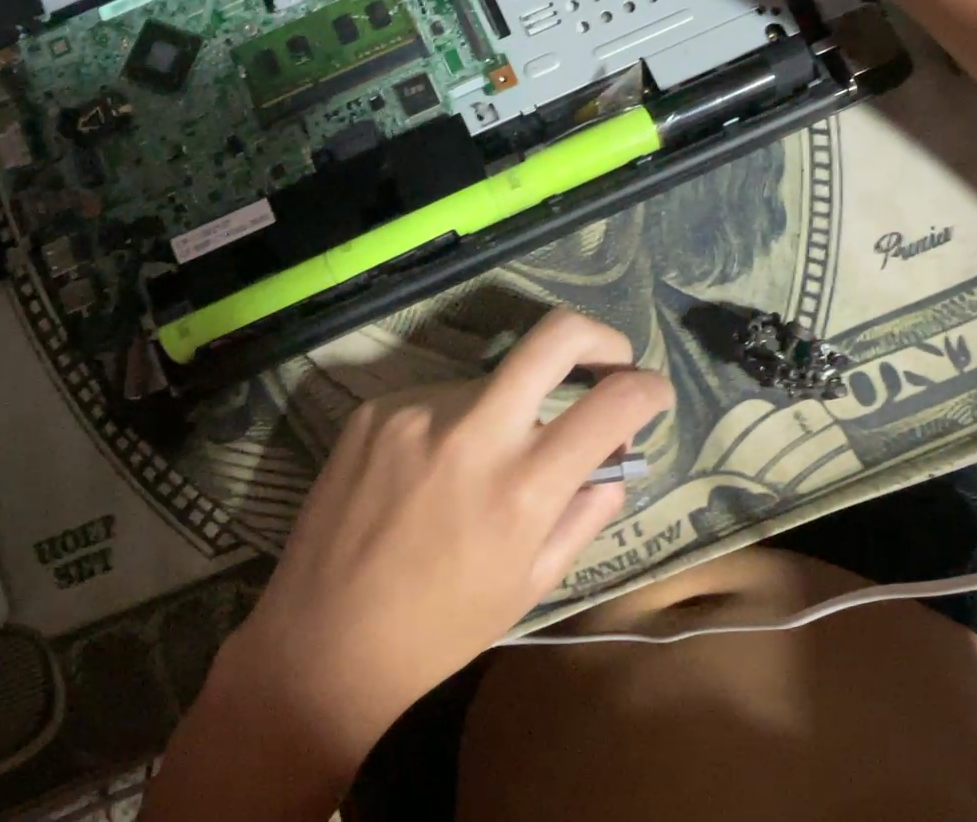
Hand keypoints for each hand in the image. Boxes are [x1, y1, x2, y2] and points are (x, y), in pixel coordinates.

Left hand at [229, 309, 672, 757]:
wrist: (324, 642)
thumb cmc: (443, 627)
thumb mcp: (535, 580)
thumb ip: (588, 508)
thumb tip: (617, 453)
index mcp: (524, 486)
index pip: (614, 402)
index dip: (649, 390)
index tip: (652, 394)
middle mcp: (473, 430)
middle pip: (555, 335)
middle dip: (601, 339)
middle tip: (611, 362)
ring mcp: (416, 411)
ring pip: (494, 378)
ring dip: (512, 407)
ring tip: (484, 465)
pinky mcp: (375, 408)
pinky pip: (440, 399)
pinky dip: (457, 423)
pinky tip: (432, 473)